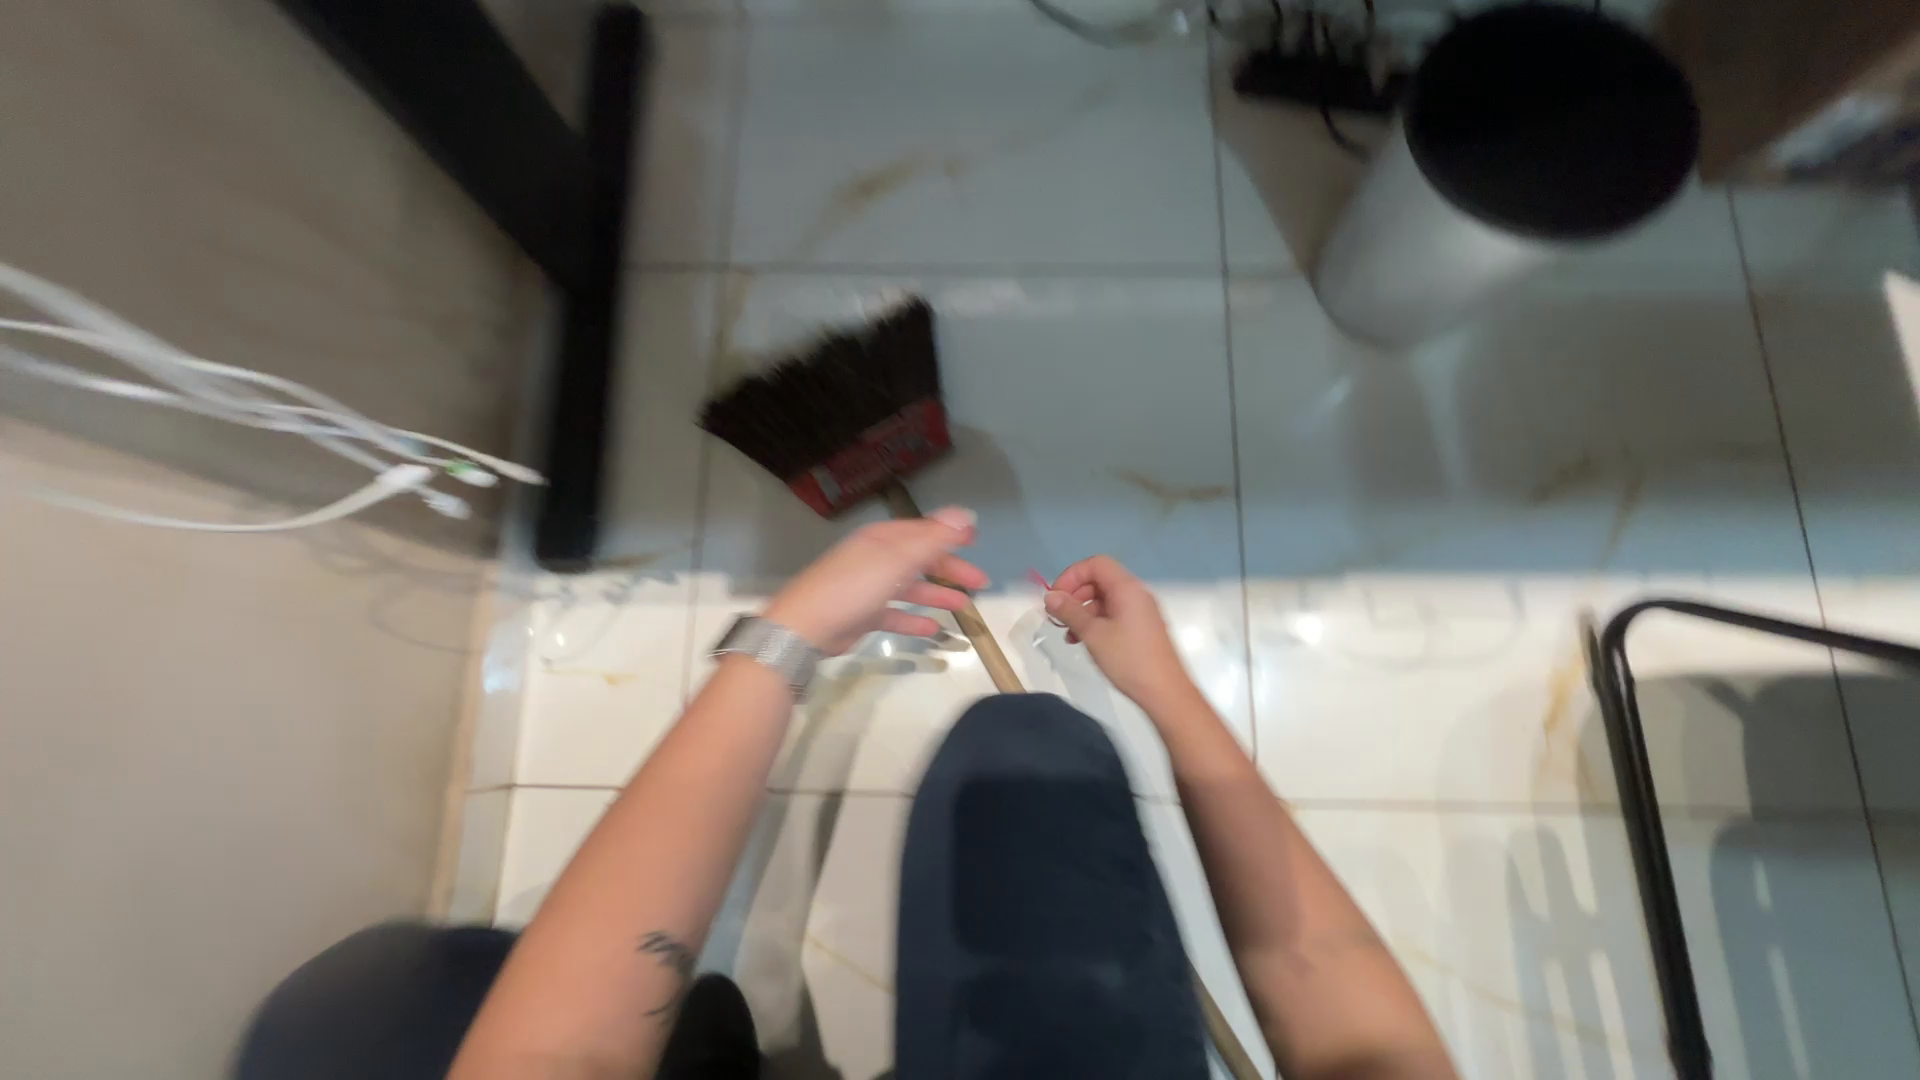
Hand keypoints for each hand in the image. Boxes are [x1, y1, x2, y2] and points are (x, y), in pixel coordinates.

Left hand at [764, 507, 988, 655]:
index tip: (976, 540)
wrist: (805, 626)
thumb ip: (932, 539)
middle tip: (980, 582)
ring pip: (910, 588)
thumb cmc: (853, 587)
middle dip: (950, 570)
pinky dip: (913, 620)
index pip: (922, 531)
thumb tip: (964, 514)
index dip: (949, 535)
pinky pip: (895, 614)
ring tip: (964, 607)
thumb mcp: (897, 560)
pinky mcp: (863, 615)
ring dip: (937, 596)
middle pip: (920, 560)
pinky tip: (934, 630)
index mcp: (882, 540)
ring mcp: (868, 588)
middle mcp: (876, 559)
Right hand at [1044, 555, 1196, 709]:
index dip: (1071, 576)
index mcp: (1127, 588)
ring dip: (1083, 612)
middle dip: (1075, 595)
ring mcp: (1141, 611)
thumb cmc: (1129, 660)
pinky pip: (1115, 614)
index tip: (1055, 598)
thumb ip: (1070, 612)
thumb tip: (1050, 596)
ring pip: (1105, 599)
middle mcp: (1136, 593)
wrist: (1166, 693)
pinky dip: (1096, 622)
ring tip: (1069, 635)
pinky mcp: (1142, 627)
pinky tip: (1085, 642)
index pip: (1095, 564)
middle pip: (1100, 580)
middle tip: (1058, 617)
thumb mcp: (1093, 635)